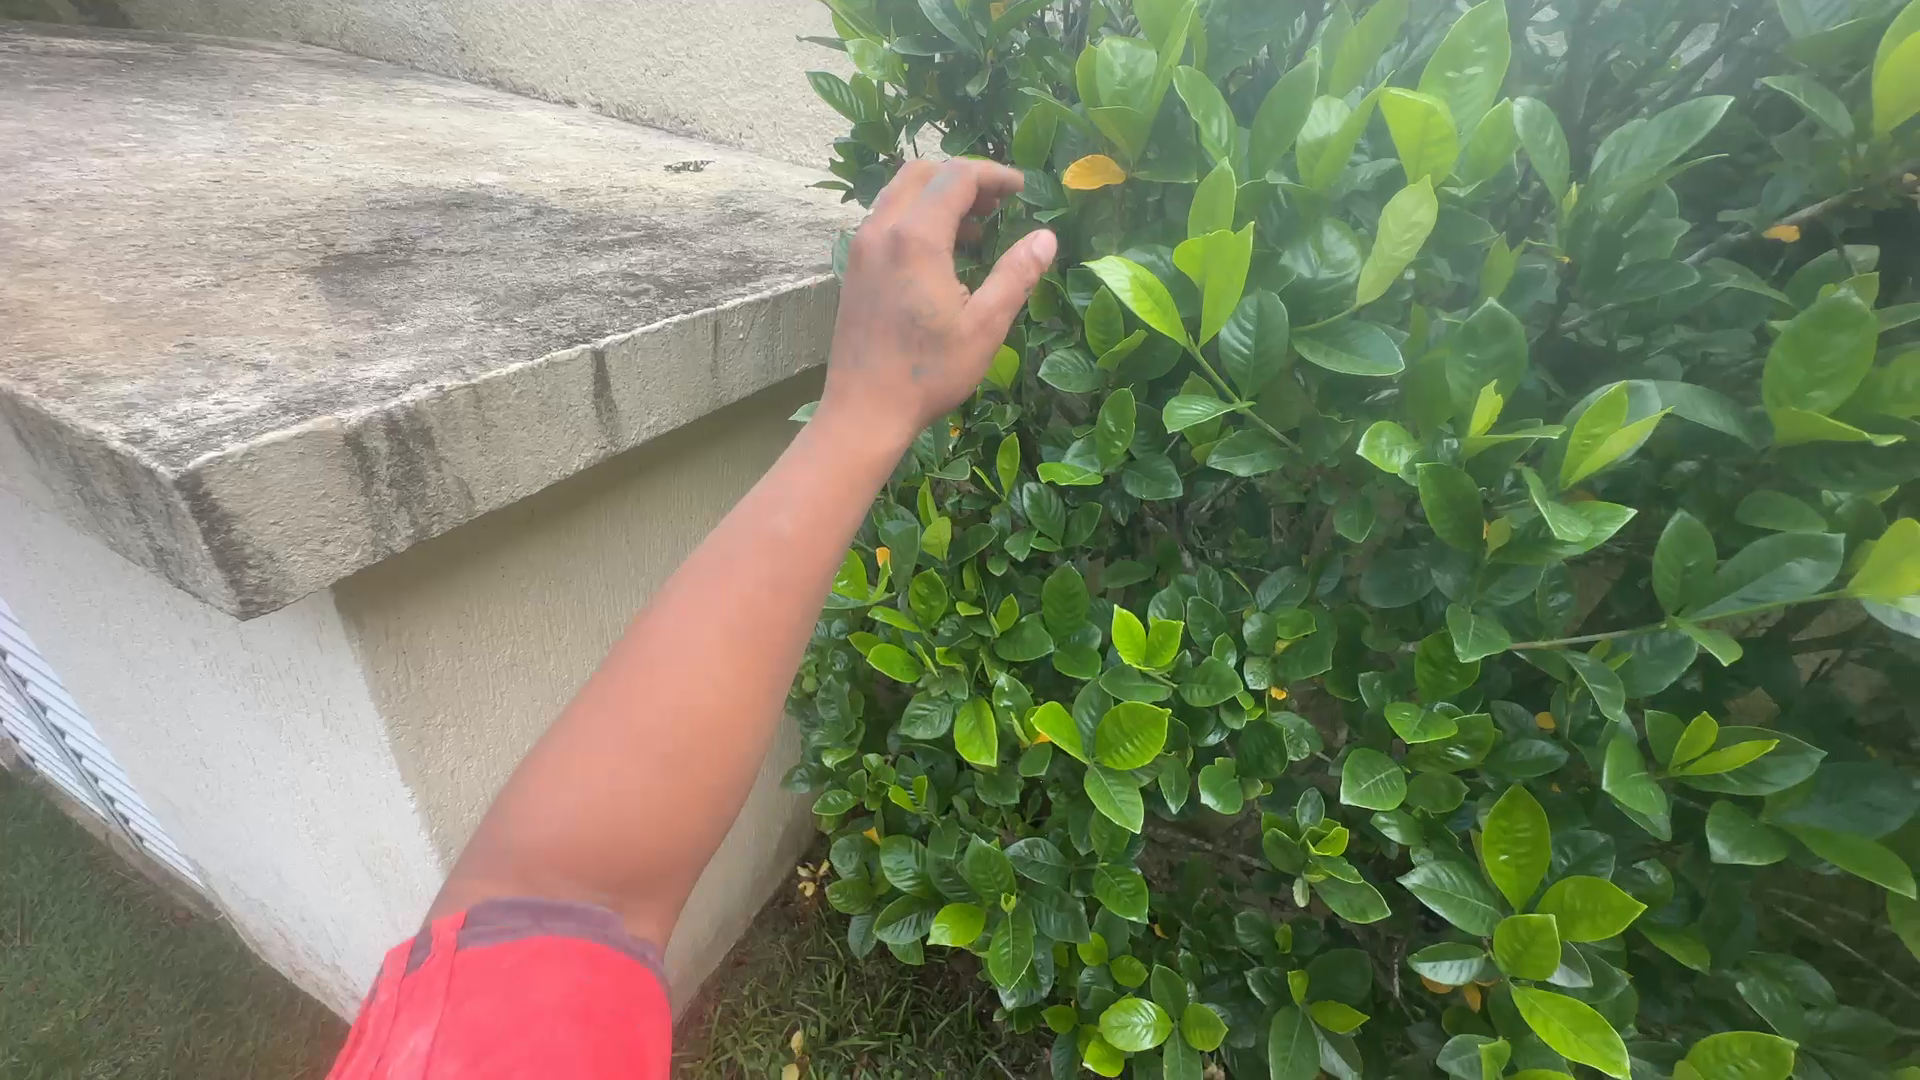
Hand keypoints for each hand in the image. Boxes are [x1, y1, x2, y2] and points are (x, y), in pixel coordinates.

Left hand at [817, 159, 1057, 447]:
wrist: (865, 410)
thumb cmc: (929, 374)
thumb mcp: (984, 327)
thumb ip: (1015, 276)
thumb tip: (1046, 239)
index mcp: (915, 238)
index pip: (957, 177)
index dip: (994, 175)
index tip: (1022, 189)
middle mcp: (881, 231)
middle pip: (923, 174)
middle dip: (963, 179)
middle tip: (997, 205)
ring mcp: (861, 250)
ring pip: (899, 196)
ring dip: (938, 199)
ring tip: (974, 232)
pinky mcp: (854, 270)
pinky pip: (886, 222)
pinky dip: (916, 220)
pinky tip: (940, 258)